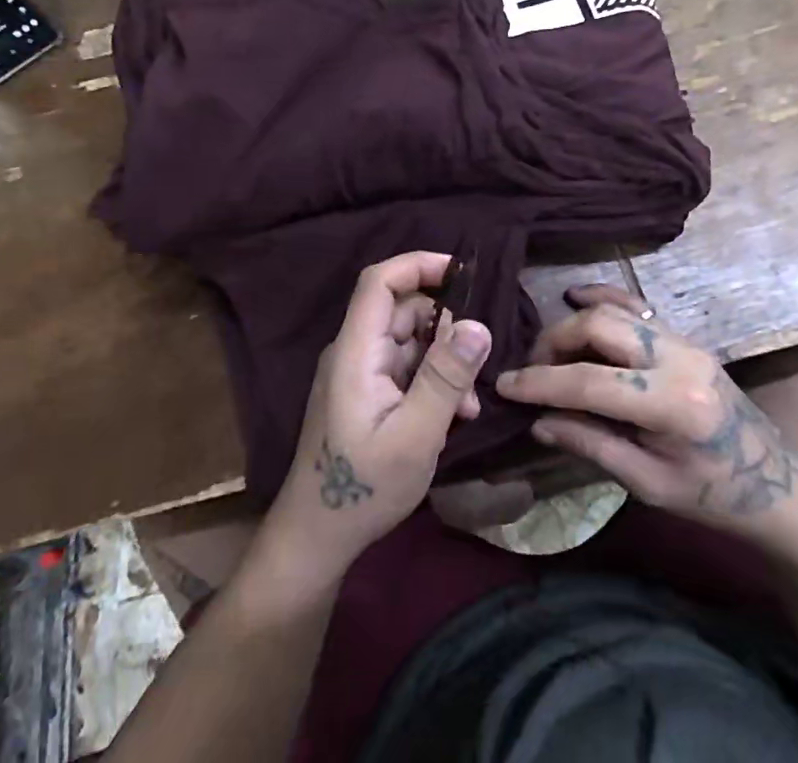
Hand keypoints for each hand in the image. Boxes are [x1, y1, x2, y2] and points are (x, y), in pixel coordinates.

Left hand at [257, 252, 491, 583]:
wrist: (320, 531)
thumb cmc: (366, 485)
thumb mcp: (416, 434)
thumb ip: (446, 378)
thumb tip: (477, 325)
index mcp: (357, 352)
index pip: (379, 283)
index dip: (417, 265)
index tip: (463, 273)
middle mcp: (354, 353)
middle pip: (403, 313)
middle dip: (446, 331)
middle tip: (475, 369)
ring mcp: (359, 374)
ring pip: (409, 344)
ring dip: (444, 364)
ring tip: (468, 407)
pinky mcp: (366, 394)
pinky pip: (404, 370)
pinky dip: (431, 384)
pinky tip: (453, 417)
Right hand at [495, 285, 797, 544]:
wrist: (774, 484)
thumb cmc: (710, 496)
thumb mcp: (645, 483)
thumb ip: (588, 443)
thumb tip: (535, 420)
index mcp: (674, 405)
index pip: (588, 382)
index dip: (539, 383)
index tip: (503, 386)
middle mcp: (680, 360)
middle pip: (597, 327)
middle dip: (552, 344)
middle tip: (532, 372)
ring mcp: (685, 342)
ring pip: (611, 312)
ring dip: (571, 328)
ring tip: (550, 356)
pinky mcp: (683, 338)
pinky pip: (634, 307)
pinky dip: (601, 300)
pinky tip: (574, 297)